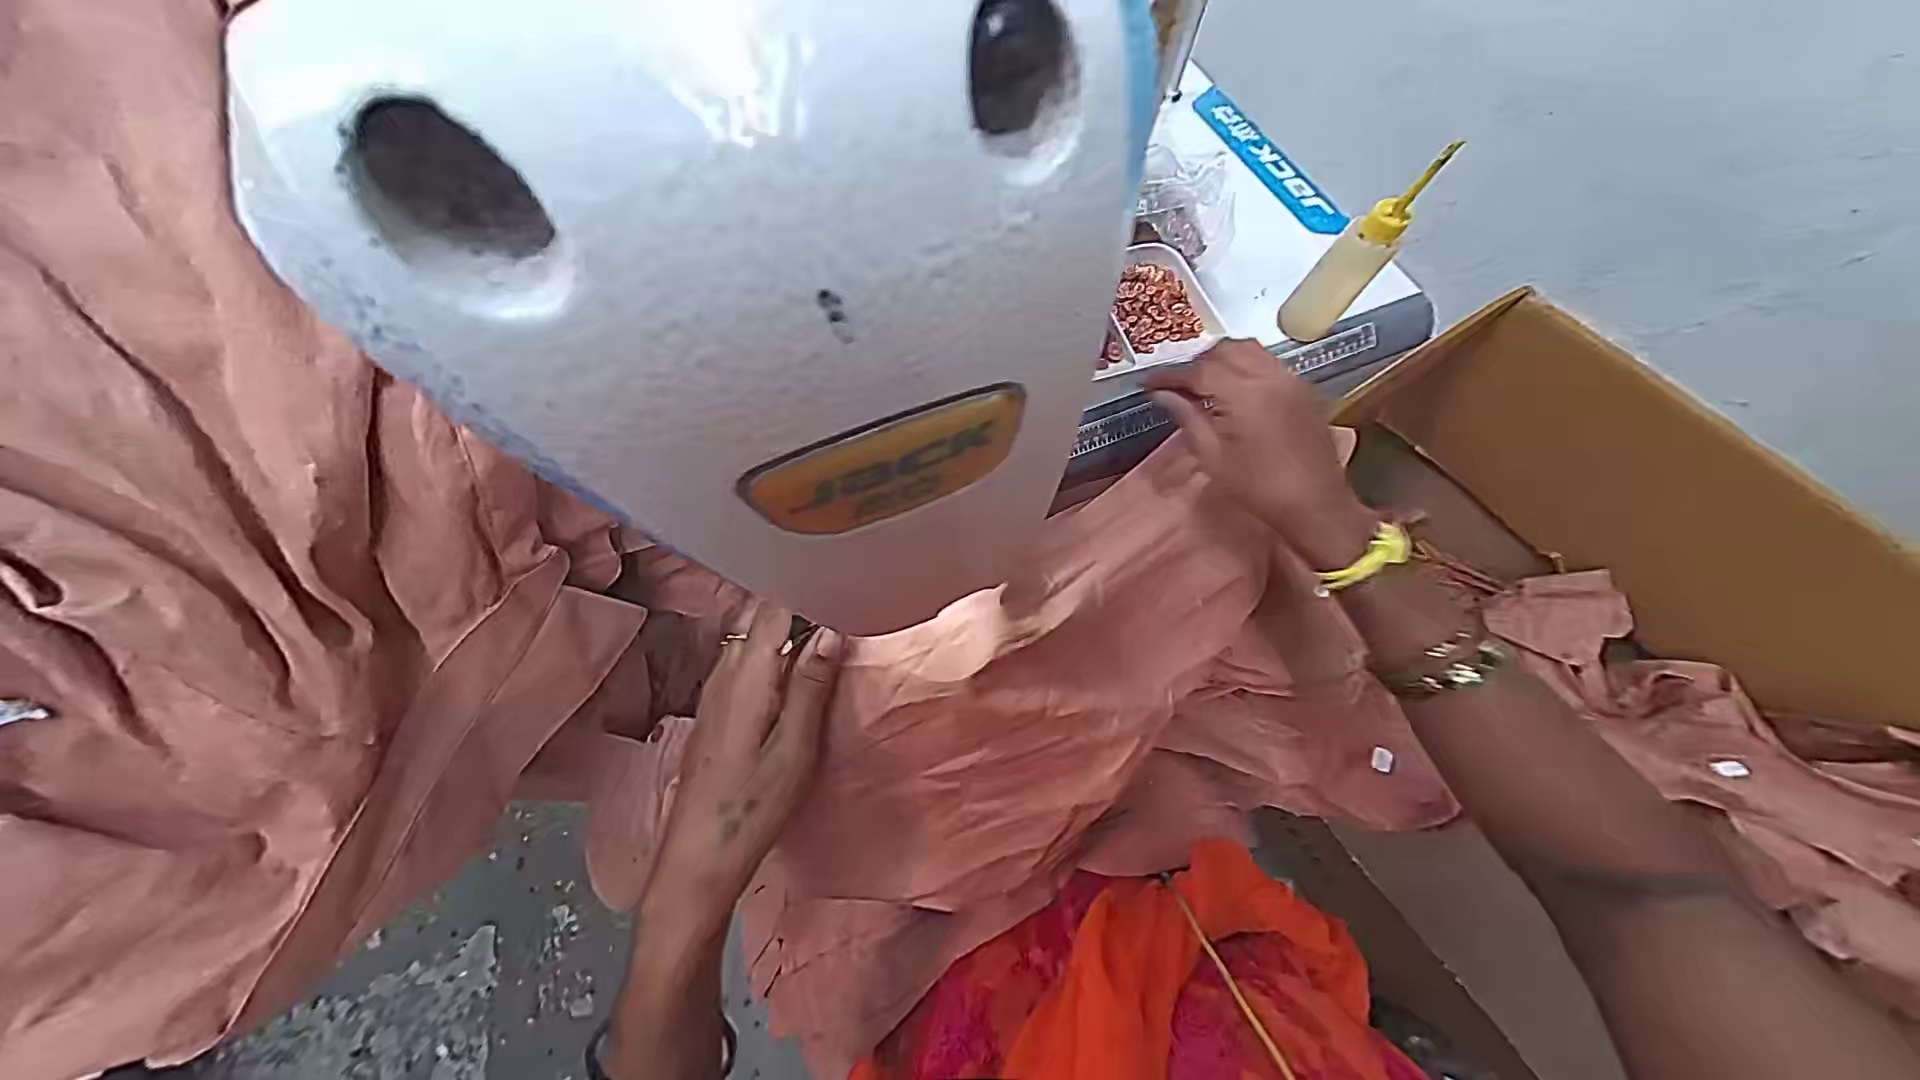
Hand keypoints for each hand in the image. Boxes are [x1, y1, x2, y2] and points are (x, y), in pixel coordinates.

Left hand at [644, 601, 842, 936]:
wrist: (697, 855)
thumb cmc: (752, 806)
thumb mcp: (796, 748)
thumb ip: (811, 684)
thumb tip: (830, 631)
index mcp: (746, 675)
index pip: (773, 608)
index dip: (806, 592)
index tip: (839, 589)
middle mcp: (724, 672)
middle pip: (759, 616)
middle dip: (798, 606)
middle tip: (840, 609)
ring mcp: (714, 688)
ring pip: (750, 636)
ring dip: (784, 630)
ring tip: (824, 634)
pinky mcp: (714, 706)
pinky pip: (743, 658)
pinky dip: (770, 651)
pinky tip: (792, 670)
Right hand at [1145, 339, 1376, 567]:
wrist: (1315, 503)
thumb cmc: (1258, 486)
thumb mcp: (1212, 456)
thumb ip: (1186, 417)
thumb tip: (1162, 395)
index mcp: (1245, 393)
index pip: (1199, 371)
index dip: (1169, 375)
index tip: (1147, 385)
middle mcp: (1270, 376)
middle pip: (1224, 351)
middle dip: (1195, 364)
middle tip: (1174, 385)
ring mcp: (1290, 379)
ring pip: (1248, 350)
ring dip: (1220, 360)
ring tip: (1202, 384)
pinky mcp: (1302, 389)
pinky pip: (1266, 362)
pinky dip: (1243, 366)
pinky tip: (1232, 390)